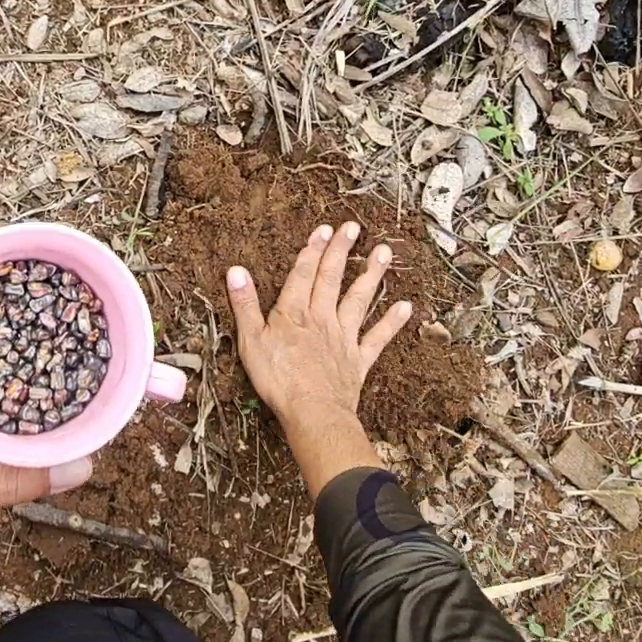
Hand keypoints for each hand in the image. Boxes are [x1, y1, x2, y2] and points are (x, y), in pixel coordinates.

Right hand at [225, 222, 413, 496]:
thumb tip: (236, 271)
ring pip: (359, 300)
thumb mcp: (250, 340)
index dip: (312, 249)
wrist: (313, 413)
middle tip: (352, 227)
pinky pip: (378, 338)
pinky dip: (392, 322)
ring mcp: (343, 337)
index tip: (323, 229)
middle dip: (341, 250)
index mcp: (294, 312)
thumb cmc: (277, 379)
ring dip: (371, 275)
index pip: (303, 273)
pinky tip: (406, 307)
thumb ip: (245, 304)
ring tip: (383, 253)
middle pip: (332, 278)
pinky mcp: (358, 360)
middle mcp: (321, 318)